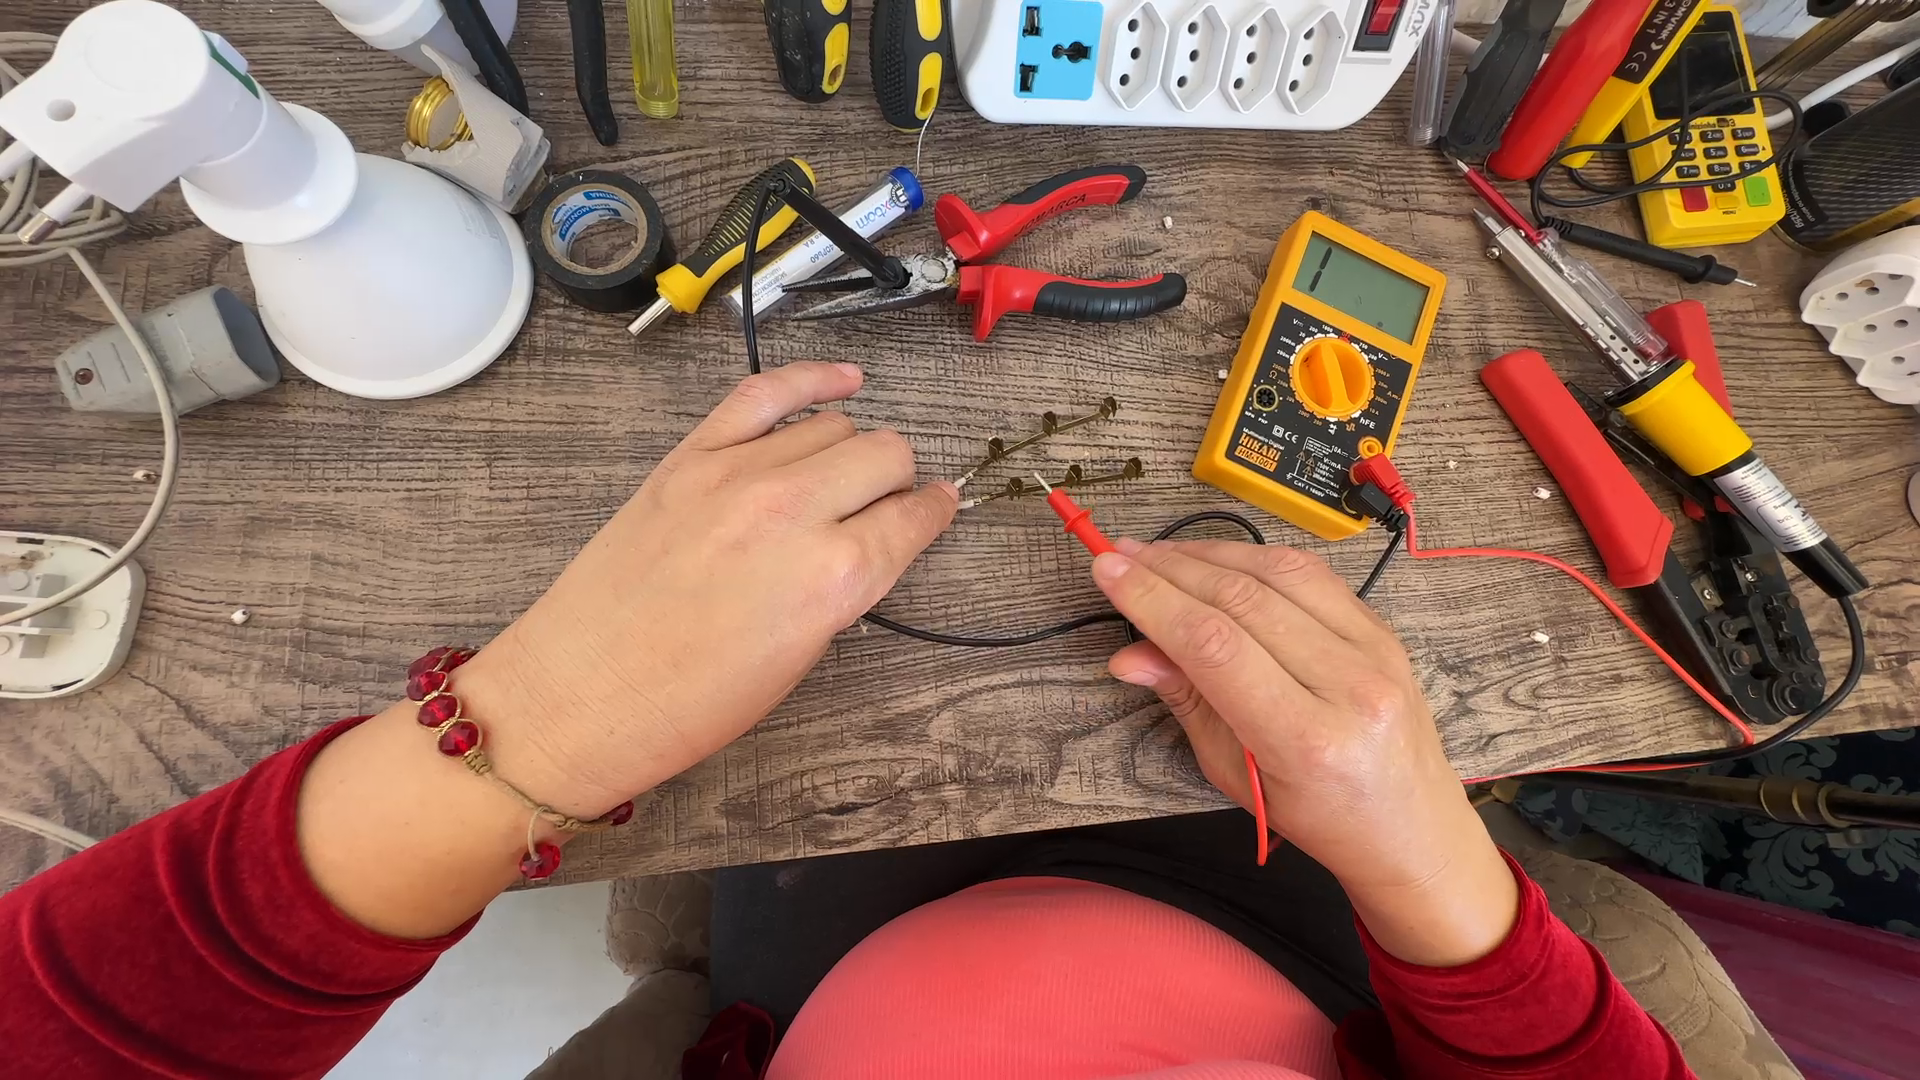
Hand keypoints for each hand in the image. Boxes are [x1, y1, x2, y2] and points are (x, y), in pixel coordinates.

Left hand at [457, 362, 957, 817]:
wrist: (582, 696)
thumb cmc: (696, 702)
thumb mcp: (803, 653)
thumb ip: (850, 581)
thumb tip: (881, 534)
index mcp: (836, 577)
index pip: (914, 518)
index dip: (935, 512)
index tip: (939, 507)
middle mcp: (797, 512)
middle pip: (886, 454)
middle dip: (899, 479)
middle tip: (886, 504)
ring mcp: (739, 473)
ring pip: (836, 424)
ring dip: (853, 448)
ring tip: (841, 475)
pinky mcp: (691, 456)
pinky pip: (767, 392)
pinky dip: (813, 380)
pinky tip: (842, 381)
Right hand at [1091, 539, 1518, 966]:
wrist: (1415, 831)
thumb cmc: (1315, 815)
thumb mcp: (1233, 772)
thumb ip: (1184, 700)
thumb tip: (1128, 655)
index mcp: (1307, 739)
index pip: (1214, 645)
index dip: (1153, 599)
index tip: (1107, 569)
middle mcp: (1349, 685)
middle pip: (1241, 600)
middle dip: (1168, 569)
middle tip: (1120, 553)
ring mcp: (1376, 649)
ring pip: (1276, 572)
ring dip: (1205, 553)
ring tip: (1157, 552)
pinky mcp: (1383, 627)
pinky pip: (1308, 572)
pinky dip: (1250, 556)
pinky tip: (1213, 558)